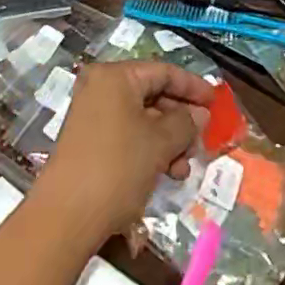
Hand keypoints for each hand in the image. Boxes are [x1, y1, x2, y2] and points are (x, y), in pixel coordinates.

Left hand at [32, 61, 213, 241]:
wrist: (67, 213)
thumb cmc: (117, 166)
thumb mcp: (159, 143)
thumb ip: (184, 123)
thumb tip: (198, 113)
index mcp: (115, 76)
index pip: (162, 71)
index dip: (192, 86)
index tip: (216, 102)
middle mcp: (100, 87)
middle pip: (152, 94)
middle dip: (180, 119)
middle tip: (201, 142)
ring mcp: (92, 113)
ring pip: (142, 117)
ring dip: (168, 140)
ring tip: (183, 168)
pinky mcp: (90, 138)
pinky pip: (128, 133)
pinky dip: (149, 149)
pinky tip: (166, 174)